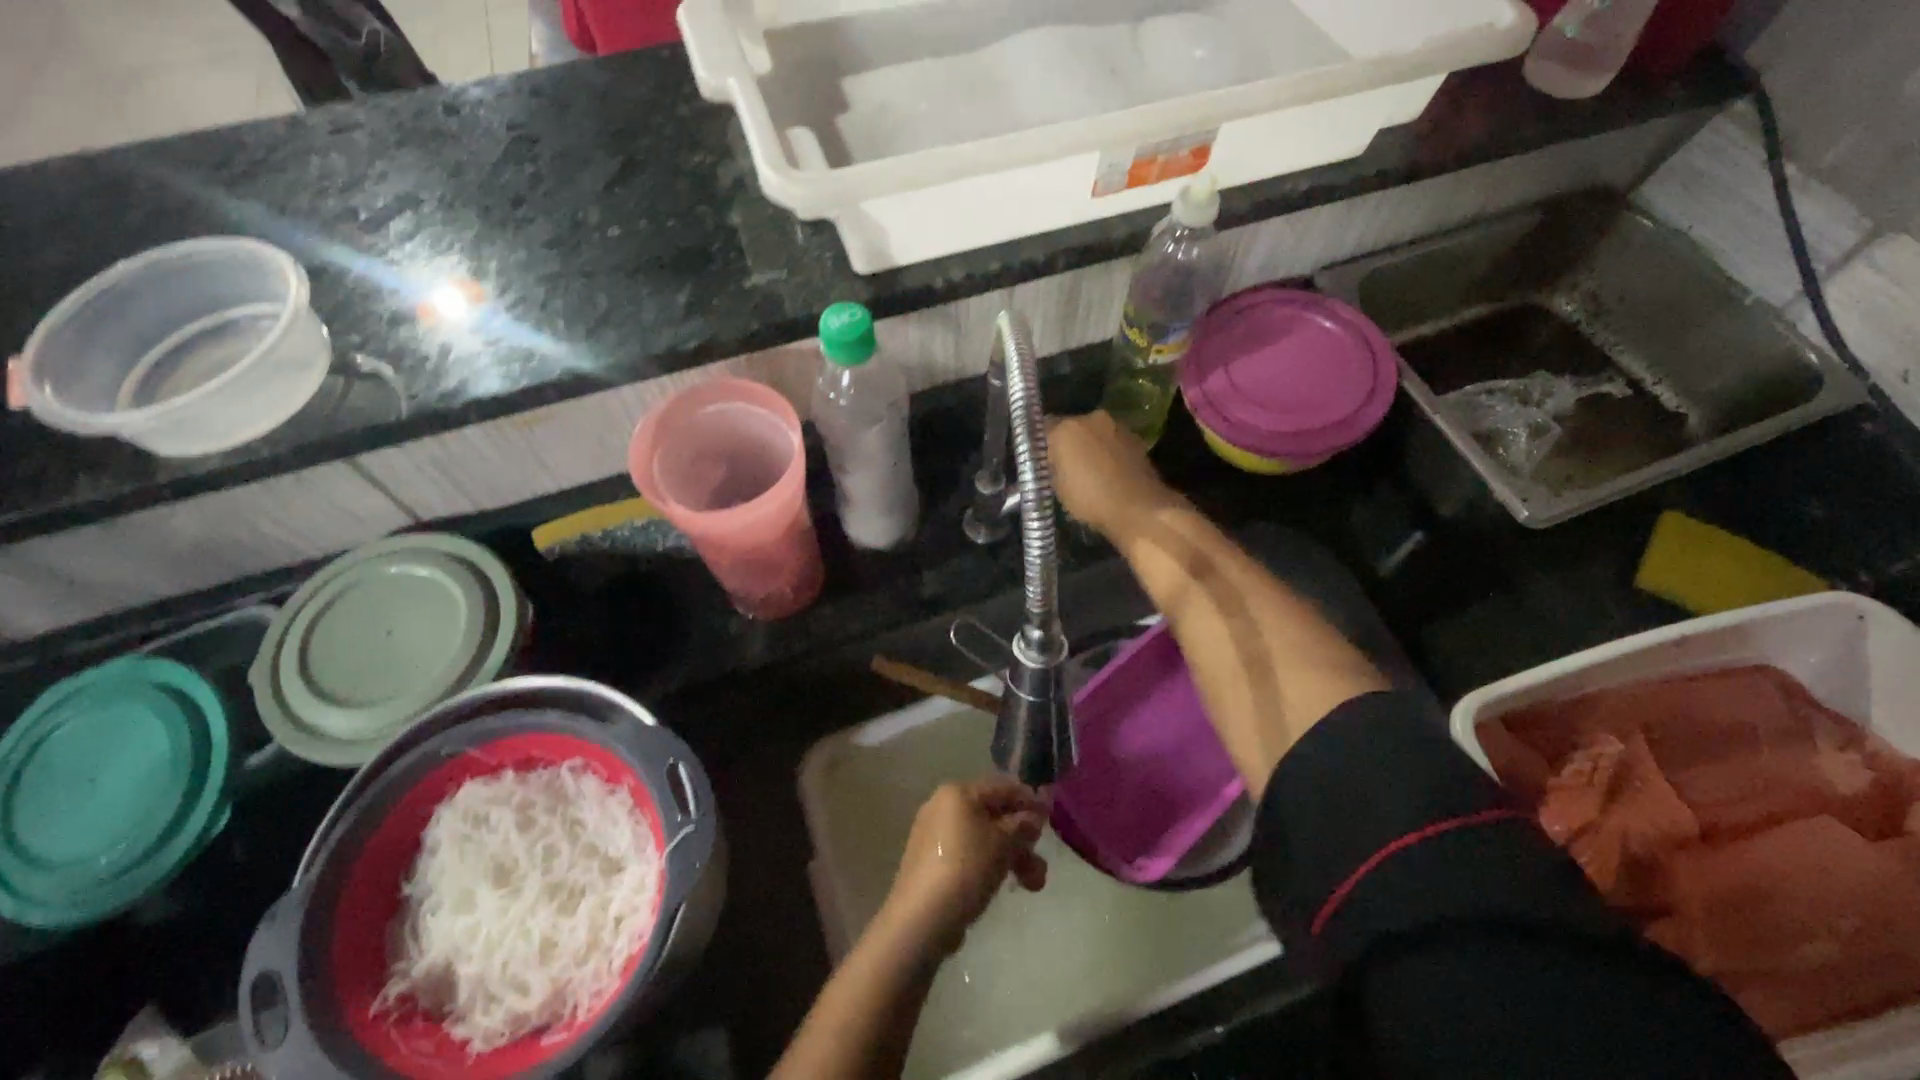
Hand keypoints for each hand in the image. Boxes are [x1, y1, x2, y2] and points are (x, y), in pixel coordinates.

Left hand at [881, 777, 1049, 956]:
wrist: (922, 917)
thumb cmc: (967, 868)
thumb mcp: (1003, 843)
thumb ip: (1023, 825)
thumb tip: (1034, 816)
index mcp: (957, 793)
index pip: (1002, 787)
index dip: (1030, 801)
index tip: (1051, 819)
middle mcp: (943, 807)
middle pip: (994, 816)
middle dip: (1022, 841)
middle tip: (1040, 863)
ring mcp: (935, 836)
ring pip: (984, 839)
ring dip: (1012, 858)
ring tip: (1033, 886)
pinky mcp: (932, 863)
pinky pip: (969, 856)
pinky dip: (990, 866)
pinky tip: (1002, 887)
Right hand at [1047, 412, 1186, 536]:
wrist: (1139, 508)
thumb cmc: (1090, 499)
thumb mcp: (1057, 487)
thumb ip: (1051, 466)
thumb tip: (1051, 461)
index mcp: (1065, 429)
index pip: (1043, 428)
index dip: (1042, 445)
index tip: (1041, 460)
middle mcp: (1090, 418)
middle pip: (1071, 427)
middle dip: (1068, 442)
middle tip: (1065, 465)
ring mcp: (1116, 426)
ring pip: (1095, 432)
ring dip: (1090, 445)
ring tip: (1090, 471)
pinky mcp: (1136, 438)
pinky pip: (1113, 441)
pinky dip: (1108, 452)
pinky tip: (1109, 472)